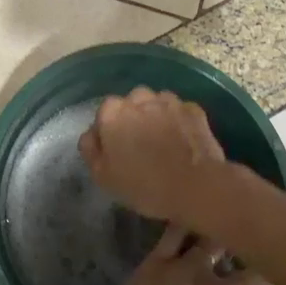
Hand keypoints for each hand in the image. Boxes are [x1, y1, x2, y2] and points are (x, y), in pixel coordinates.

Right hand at [78, 87, 224, 221]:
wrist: (196, 186)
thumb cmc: (144, 185)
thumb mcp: (103, 177)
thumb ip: (89, 149)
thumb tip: (91, 135)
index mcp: (112, 112)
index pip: (103, 115)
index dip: (109, 134)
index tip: (117, 154)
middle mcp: (138, 98)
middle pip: (130, 106)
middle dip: (132, 120)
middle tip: (140, 148)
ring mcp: (168, 100)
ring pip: (155, 104)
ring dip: (156, 117)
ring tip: (163, 143)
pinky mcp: (193, 108)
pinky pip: (179, 112)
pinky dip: (178, 122)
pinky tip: (182, 142)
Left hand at [103, 225, 271, 284]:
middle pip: (255, 274)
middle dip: (257, 274)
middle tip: (250, 273)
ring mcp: (190, 270)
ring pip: (221, 241)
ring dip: (226, 242)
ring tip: (224, 238)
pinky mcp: (159, 258)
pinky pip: (177, 230)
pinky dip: (186, 223)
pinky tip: (190, 217)